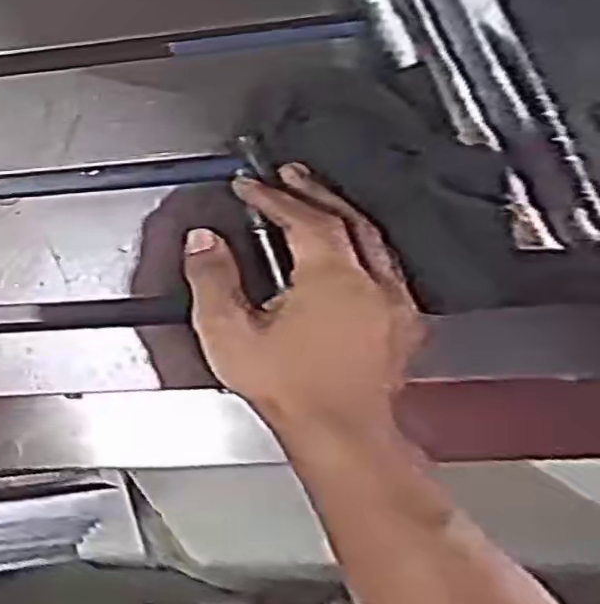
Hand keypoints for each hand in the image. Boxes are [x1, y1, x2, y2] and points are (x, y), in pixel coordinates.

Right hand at [183, 163, 424, 432]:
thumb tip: (203, 240)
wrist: (336, 427)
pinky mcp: (399, 323)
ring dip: (339, 215)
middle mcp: (374, 285)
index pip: (306, 221)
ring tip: (313, 201)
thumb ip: (213, 278)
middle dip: (315, 193)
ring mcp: (394, 304)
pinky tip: (343, 250)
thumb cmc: (284, 384)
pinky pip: (384, 265)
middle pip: (349, 222)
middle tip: (289, 175)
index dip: (274, 198)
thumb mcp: (225, 328)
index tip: (249, 184)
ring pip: (373, 241)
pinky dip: (357, 244)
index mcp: (333, 281)